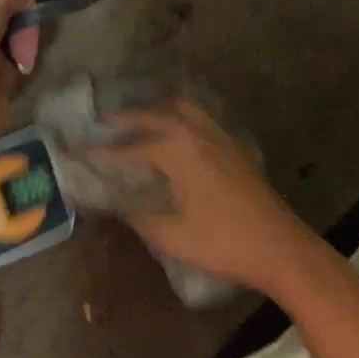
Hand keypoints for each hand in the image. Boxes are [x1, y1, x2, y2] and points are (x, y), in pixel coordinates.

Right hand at [103, 101, 320, 294]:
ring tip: (136, 122)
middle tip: (101, 123)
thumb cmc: (224, 242)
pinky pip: (198, 119)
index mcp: (177, 150)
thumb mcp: (173, 236)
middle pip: (154, 115)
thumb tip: (116, 205)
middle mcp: (195, 133)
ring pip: (180, 110)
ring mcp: (218, 136)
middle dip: (126, 118)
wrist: (281, 247)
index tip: (77, 150)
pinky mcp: (232, 147)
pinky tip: (173, 136)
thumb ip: (140, 217)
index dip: (101, 151)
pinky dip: (178, 117)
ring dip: (155, 111)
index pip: (129, 147)